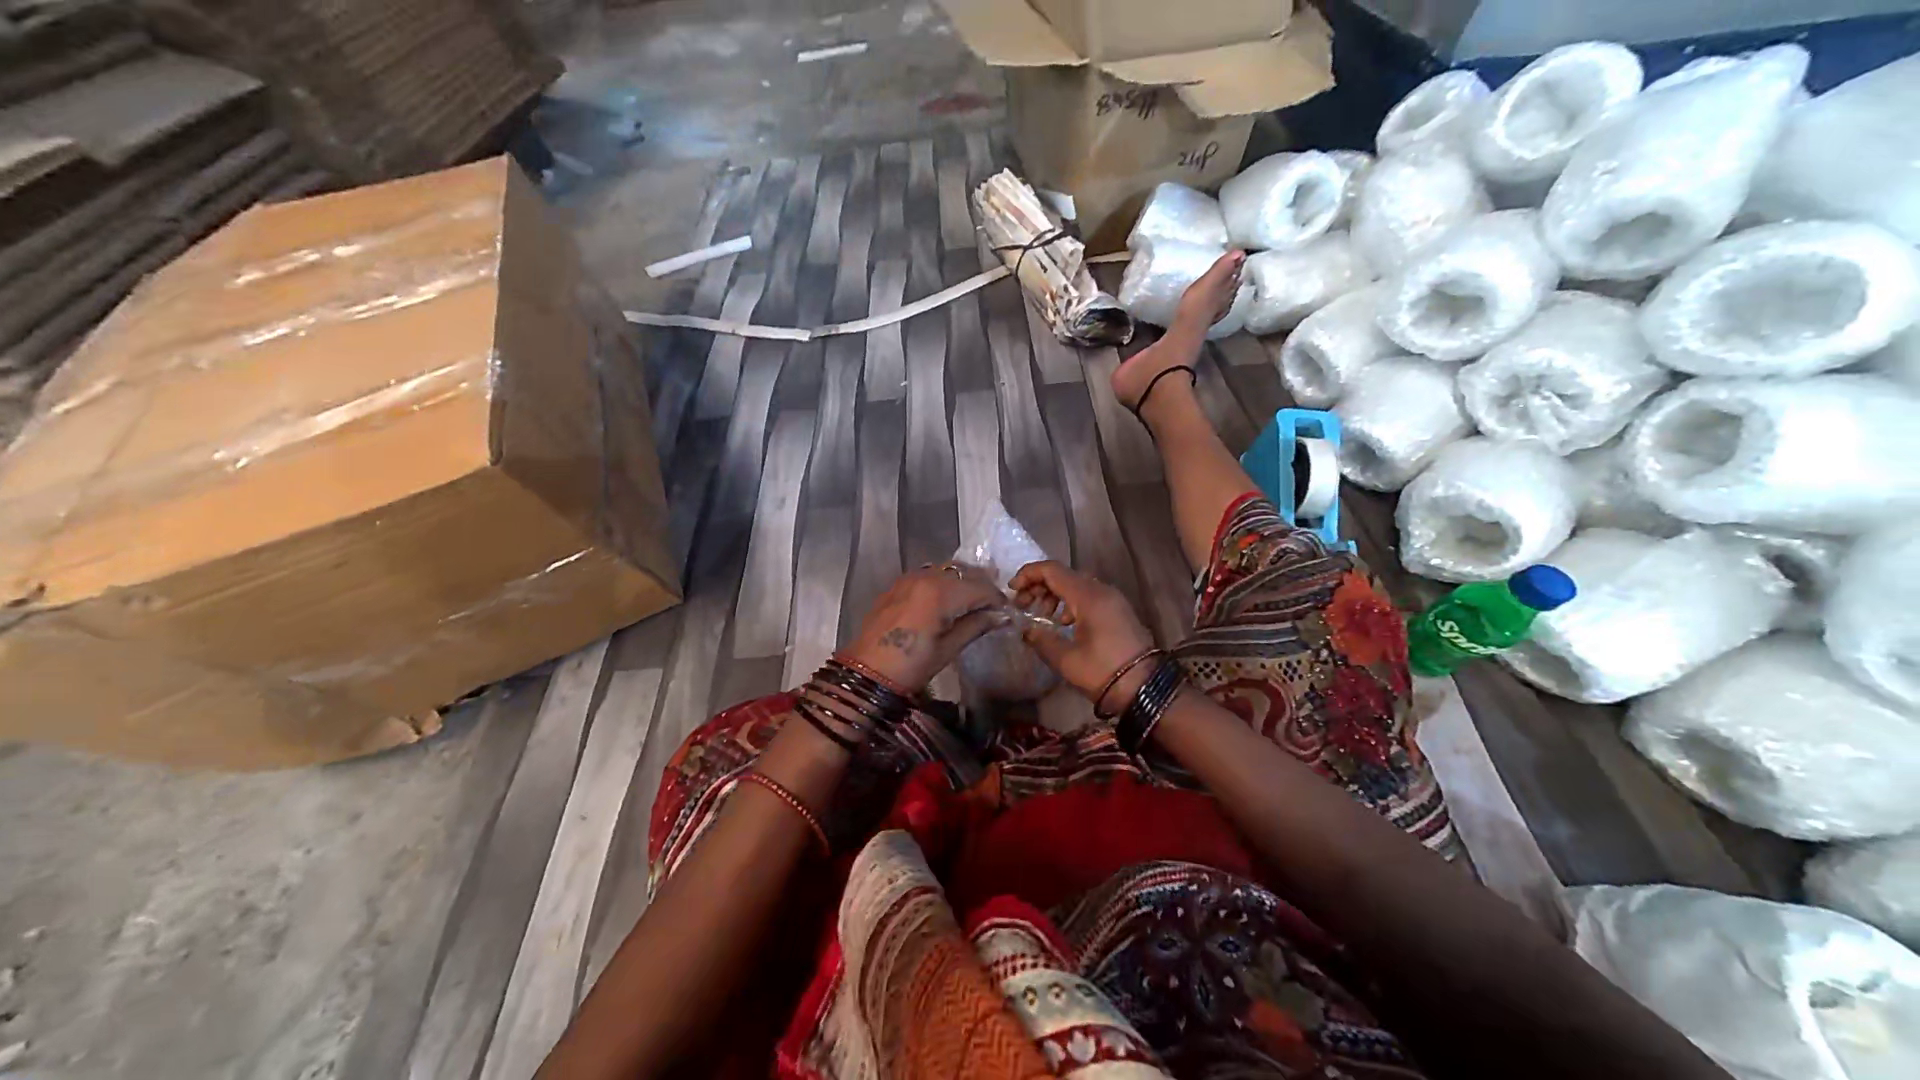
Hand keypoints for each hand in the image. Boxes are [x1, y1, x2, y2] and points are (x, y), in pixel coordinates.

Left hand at [843, 565, 1008, 690]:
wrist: (867, 671)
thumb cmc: (911, 665)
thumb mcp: (948, 649)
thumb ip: (976, 626)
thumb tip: (1002, 617)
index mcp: (940, 593)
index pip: (980, 587)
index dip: (997, 599)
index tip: (1006, 612)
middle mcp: (926, 577)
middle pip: (964, 572)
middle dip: (982, 586)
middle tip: (993, 606)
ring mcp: (909, 578)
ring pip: (946, 569)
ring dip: (963, 581)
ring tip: (972, 600)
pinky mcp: (898, 584)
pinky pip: (928, 574)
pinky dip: (943, 581)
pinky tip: (947, 598)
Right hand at [1009, 561, 1156, 711]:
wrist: (1146, 688)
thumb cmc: (1104, 671)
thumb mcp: (1066, 659)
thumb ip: (1041, 640)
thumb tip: (1026, 630)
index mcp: (1088, 596)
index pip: (1052, 570)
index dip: (1028, 575)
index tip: (1012, 591)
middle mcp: (1101, 590)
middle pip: (1064, 575)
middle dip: (1039, 586)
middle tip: (1023, 606)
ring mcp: (1113, 600)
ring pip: (1077, 585)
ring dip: (1054, 595)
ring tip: (1041, 617)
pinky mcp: (1118, 611)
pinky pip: (1089, 597)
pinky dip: (1070, 603)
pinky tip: (1062, 624)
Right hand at [1173, 250, 1245, 331]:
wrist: (1188, 328)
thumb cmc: (1198, 301)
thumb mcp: (1210, 280)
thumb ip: (1223, 267)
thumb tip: (1240, 251)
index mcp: (1228, 287)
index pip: (1236, 272)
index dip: (1238, 263)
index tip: (1239, 254)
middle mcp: (1227, 298)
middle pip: (1233, 283)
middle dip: (1234, 274)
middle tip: (1233, 264)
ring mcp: (1218, 310)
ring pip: (1227, 295)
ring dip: (1227, 287)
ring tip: (1226, 280)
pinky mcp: (1208, 318)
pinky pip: (1218, 306)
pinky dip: (1219, 300)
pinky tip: (1216, 300)